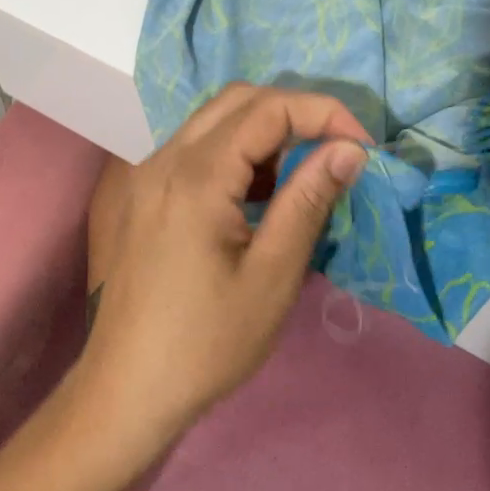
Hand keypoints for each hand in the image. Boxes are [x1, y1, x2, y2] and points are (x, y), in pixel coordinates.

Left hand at [74, 84, 369, 447]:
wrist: (127, 388)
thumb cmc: (207, 342)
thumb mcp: (272, 276)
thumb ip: (308, 201)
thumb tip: (349, 149)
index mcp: (195, 175)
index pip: (268, 109)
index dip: (323, 114)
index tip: (362, 149)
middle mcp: (164, 159)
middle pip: (237, 101)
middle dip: (294, 114)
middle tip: (335, 153)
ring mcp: (145, 174)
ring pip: (212, 121)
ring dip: (262, 132)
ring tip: (302, 176)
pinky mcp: (141, 194)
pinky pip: (193, 149)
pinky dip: (233, 153)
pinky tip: (257, 195)